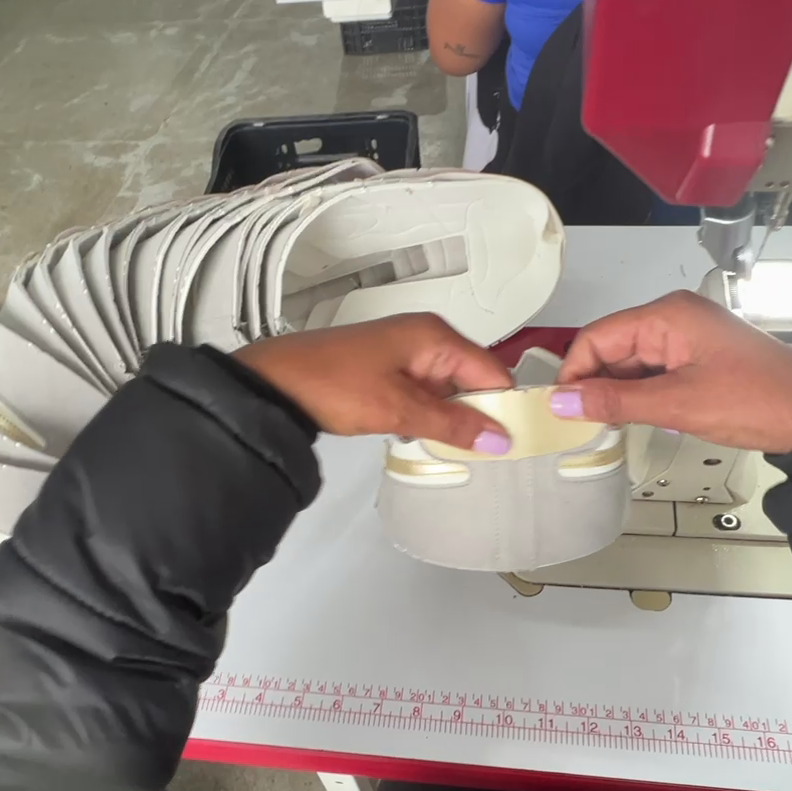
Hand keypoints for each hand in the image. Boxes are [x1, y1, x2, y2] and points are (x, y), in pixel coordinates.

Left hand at [237, 314, 514, 452]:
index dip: (505, 405)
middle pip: (473, 378)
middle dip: (481, 414)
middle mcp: (427, 338)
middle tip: (490, 453)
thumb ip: (452, 425)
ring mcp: (407, 353)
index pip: (491, 370)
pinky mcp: (391, 370)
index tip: (515, 441)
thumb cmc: (333, 385)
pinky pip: (427, 392)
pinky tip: (431, 438)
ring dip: (455, 418)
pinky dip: (432, 415)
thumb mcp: (399, 409)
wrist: (276, 383)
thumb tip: (498, 439)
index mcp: (435, 336)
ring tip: (463, 451)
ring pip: (449, 389)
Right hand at [550, 291, 791, 453]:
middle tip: (580, 423)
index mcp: (668, 316)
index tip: (562, 409)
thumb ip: (615, 401)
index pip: (597, 336)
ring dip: (614, 393)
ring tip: (608, 425)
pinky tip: (634, 418)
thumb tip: (563, 402)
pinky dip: (635, 395)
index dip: (574, 372)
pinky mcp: (694, 358)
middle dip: (592, 384)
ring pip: (627, 363)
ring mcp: (684, 338)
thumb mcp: (677, 404)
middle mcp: (673, 319)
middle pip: (609, 347)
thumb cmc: (758, 401)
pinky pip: (649, 372)